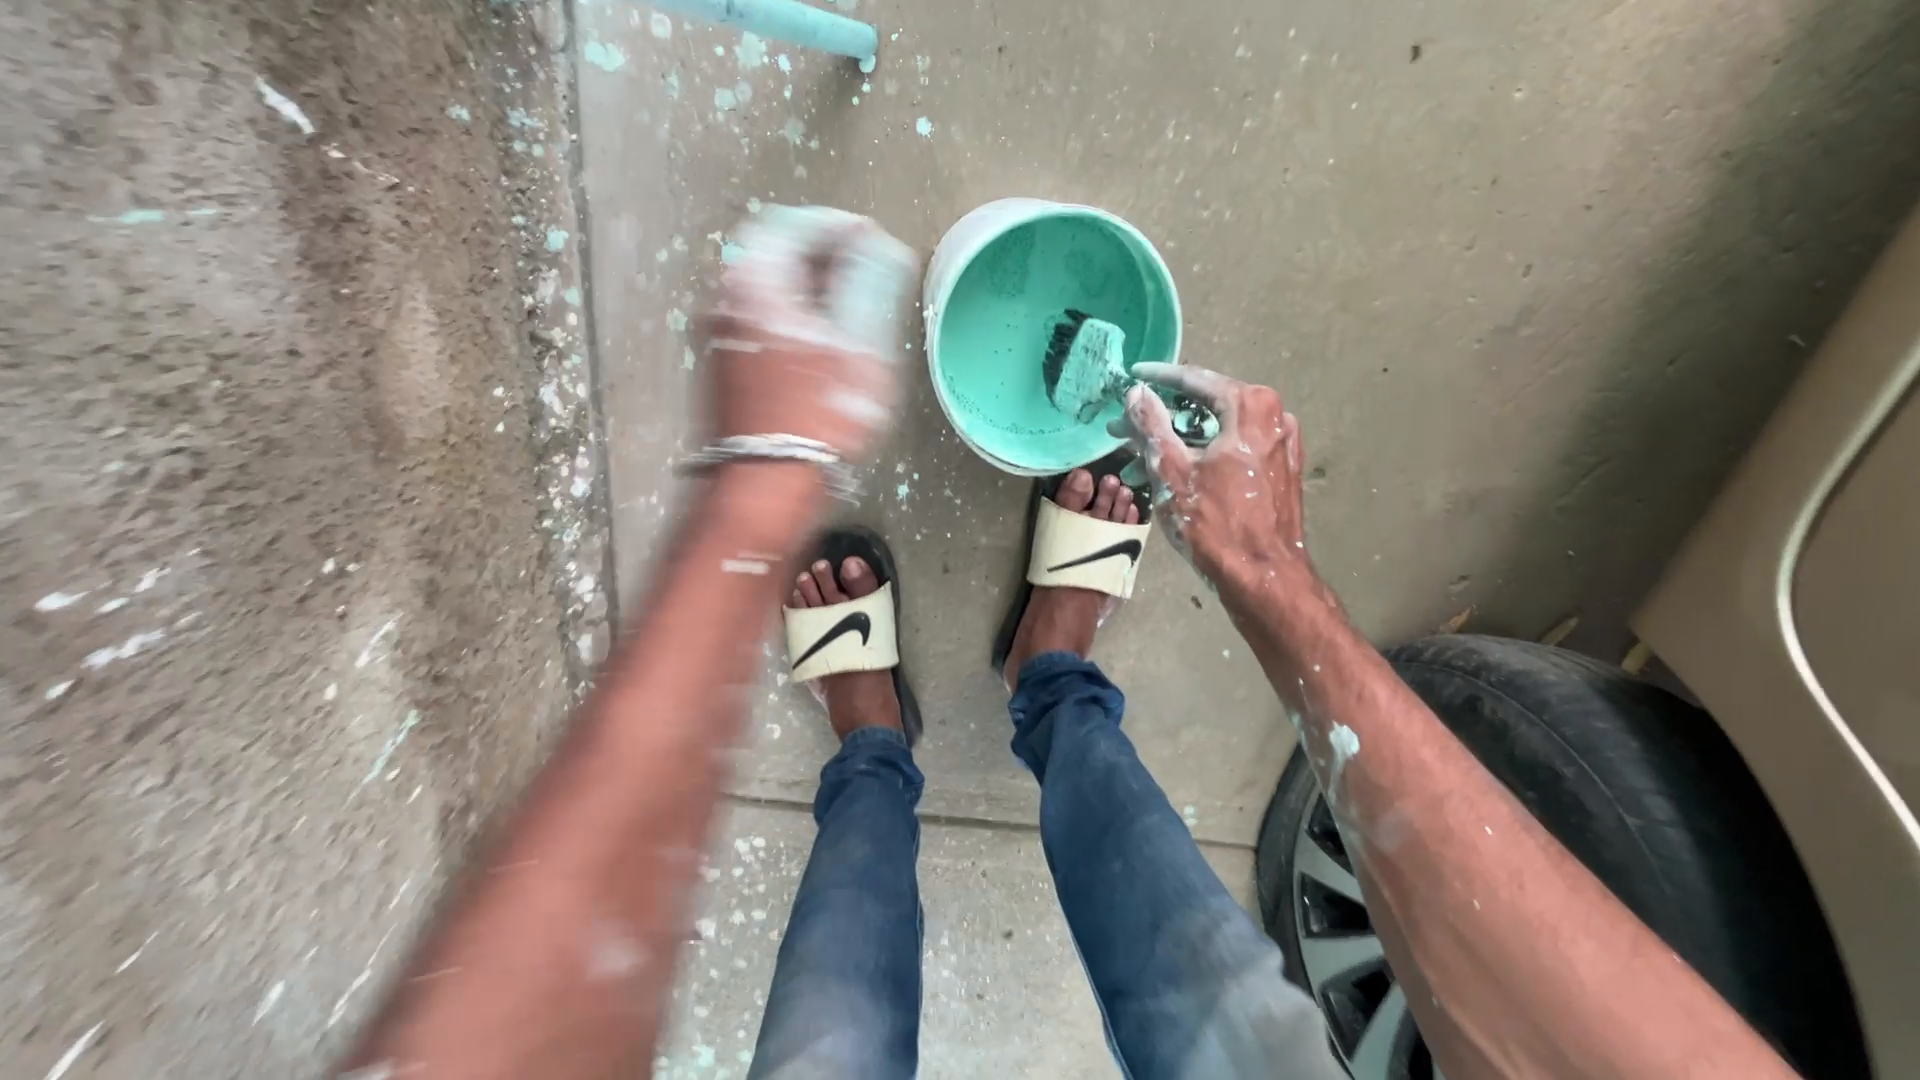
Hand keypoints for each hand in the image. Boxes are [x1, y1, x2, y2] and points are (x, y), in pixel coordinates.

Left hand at [698, 206, 917, 463]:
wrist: (764, 487)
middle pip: (775, 254)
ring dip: (809, 287)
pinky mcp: (726, 366)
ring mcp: (720, 336)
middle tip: (863, 266)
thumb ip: (870, 284)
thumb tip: (880, 247)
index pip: (794, 224)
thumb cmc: (814, 419)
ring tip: (852, 305)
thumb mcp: (858, 346)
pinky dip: (794, 315)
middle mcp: (726, 300)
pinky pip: (762, 320)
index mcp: (754, 282)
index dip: (838, 225)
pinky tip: (824, 342)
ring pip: (768, 289)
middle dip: (823, 253)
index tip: (871, 237)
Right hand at [1109, 363, 1311, 590]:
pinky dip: (1206, 454)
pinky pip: (1237, 450)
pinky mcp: (1282, 470)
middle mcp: (1275, 416)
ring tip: (1142, 457)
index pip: (1195, 380)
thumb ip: (1151, 425)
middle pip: (1208, 406)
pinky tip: (1178, 472)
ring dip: (1181, 440)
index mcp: (1251, 407)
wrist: (1265, 577)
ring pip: (1221, 431)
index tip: (1133, 376)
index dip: (1158, 378)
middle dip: (1164, 416)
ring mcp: (1283, 444)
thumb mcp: (1172, 471)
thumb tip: (1136, 393)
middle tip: (1127, 426)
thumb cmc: (1216, 524)